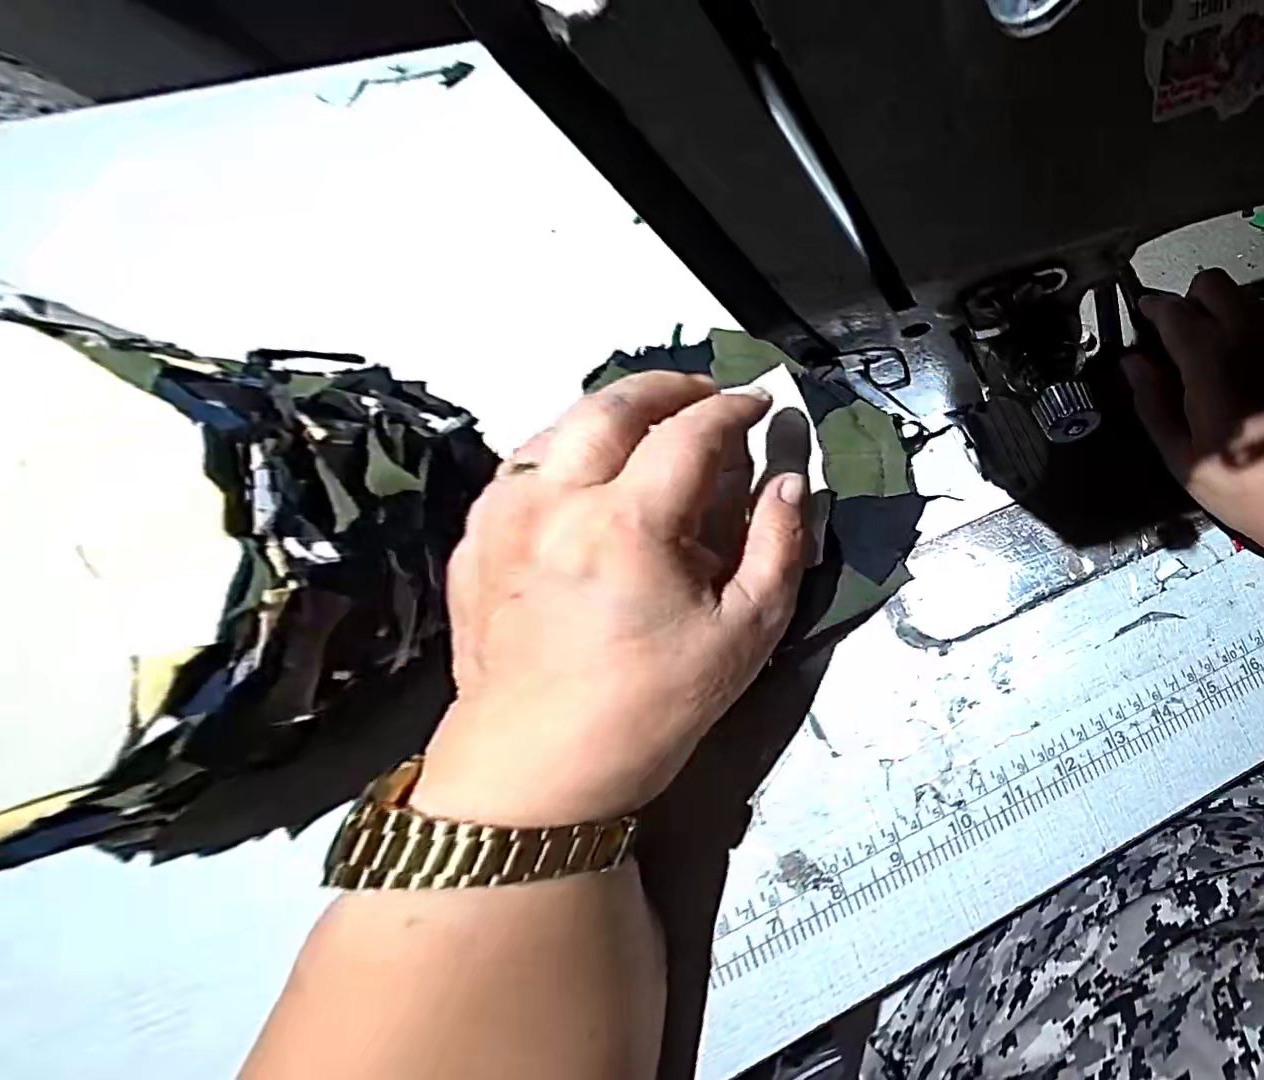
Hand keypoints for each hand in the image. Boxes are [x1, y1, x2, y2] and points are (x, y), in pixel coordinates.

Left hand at [410, 372, 808, 826]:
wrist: (539, 772)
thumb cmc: (657, 704)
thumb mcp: (748, 629)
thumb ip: (780, 543)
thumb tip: (788, 480)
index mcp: (627, 524)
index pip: (690, 432)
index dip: (733, 408)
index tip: (761, 403)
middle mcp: (554, 502)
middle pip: (612, 405)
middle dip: (670, 385)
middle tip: (709, 392)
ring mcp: (502, 518)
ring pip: (561, 424)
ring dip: (617, 410)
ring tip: (657, 424)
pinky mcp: (476, 541)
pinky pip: (525, 465)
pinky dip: (572, 447)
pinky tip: (597, 471)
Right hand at [1121, 269, 1263, 563]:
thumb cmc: (1245, 487)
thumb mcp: (1181, 457)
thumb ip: (1152, 402)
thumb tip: (1132, 364)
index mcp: (1211, 360)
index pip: (1173, 311)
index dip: (1149, 310)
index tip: (1137, 320)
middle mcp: (1249, 335)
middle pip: (1210, 284)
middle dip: (1185, 302)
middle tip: (1169, 339)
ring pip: (1240, 295)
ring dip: (1214, 310)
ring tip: (1198, 352)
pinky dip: (1241, 323)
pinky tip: (1231, 362)